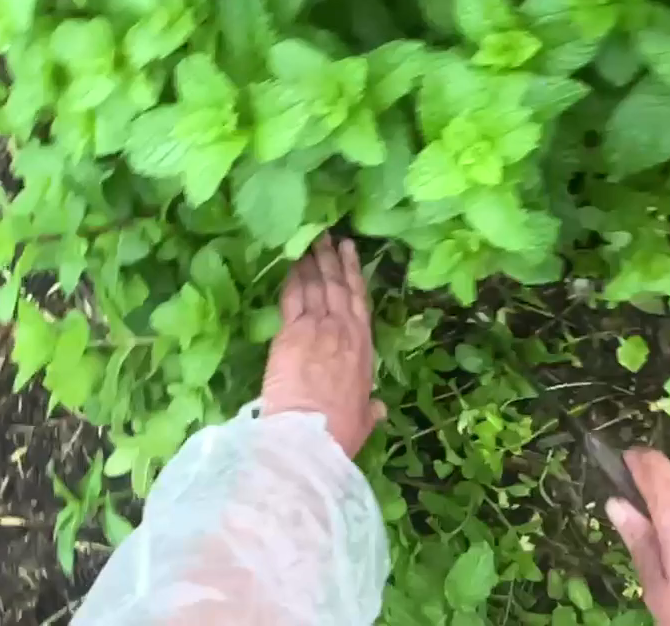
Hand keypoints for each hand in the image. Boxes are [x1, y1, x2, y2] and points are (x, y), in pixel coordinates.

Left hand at [261, 234, 384, 457]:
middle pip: (336, 285)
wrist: (308, 434)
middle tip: (326, 235)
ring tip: (307, 242)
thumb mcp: (362, 419)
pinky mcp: (290, 333)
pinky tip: (290, 267)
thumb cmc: (338, 430)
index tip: (350, 250)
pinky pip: (291, 299)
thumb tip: (380, 408)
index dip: (354, 272)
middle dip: (331, 258)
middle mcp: (341, 329)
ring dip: (311, 263)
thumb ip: (370, 408)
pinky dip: (291, 280)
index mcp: (363, 346)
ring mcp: (315, 327)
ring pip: (314, 286)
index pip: (359, 299)